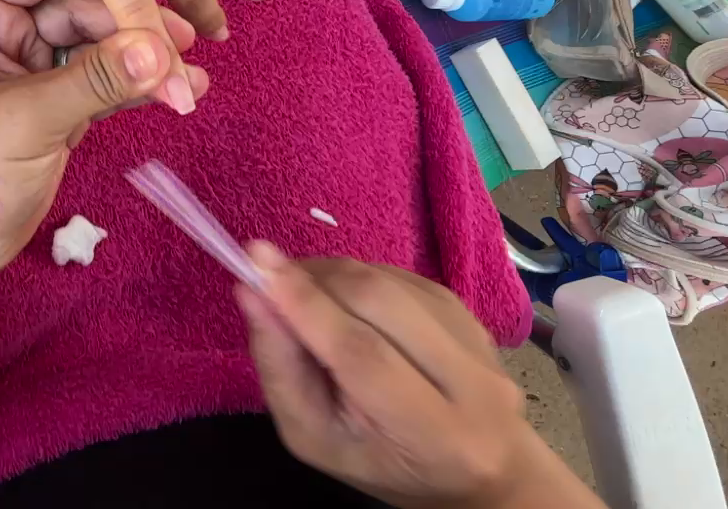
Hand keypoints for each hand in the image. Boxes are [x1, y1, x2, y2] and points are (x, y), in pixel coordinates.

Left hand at [0, 0, 209, 280]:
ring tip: (192, 77)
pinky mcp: (59, 110)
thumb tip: (160, 49)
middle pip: (80, 11)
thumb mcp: (27, 118)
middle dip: (130, 28)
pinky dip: (138, 91)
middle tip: (184, 45)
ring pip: (98, 51)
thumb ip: (94, 80)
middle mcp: (9, 37)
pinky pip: (104, 87)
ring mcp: (37, 75)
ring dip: (142, 61)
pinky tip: (182, 92)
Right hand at [240, 245, 603, 508]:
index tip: (256, 260)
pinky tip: (348, 305)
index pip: (363, 354)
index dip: (306, 304)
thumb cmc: (380, 460)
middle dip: (312, 281)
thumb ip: (278, 367)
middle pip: (377, 303)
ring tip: (310, 302)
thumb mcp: (312, 435)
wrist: (474, 467)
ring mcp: (476, 339)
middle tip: (271, 282)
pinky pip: (393, 274)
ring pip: (383, 280)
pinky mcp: (468, 308)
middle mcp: (472, 384)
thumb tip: (251, 291)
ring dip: (330, 276)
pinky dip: (354, 278)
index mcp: (435, 437)